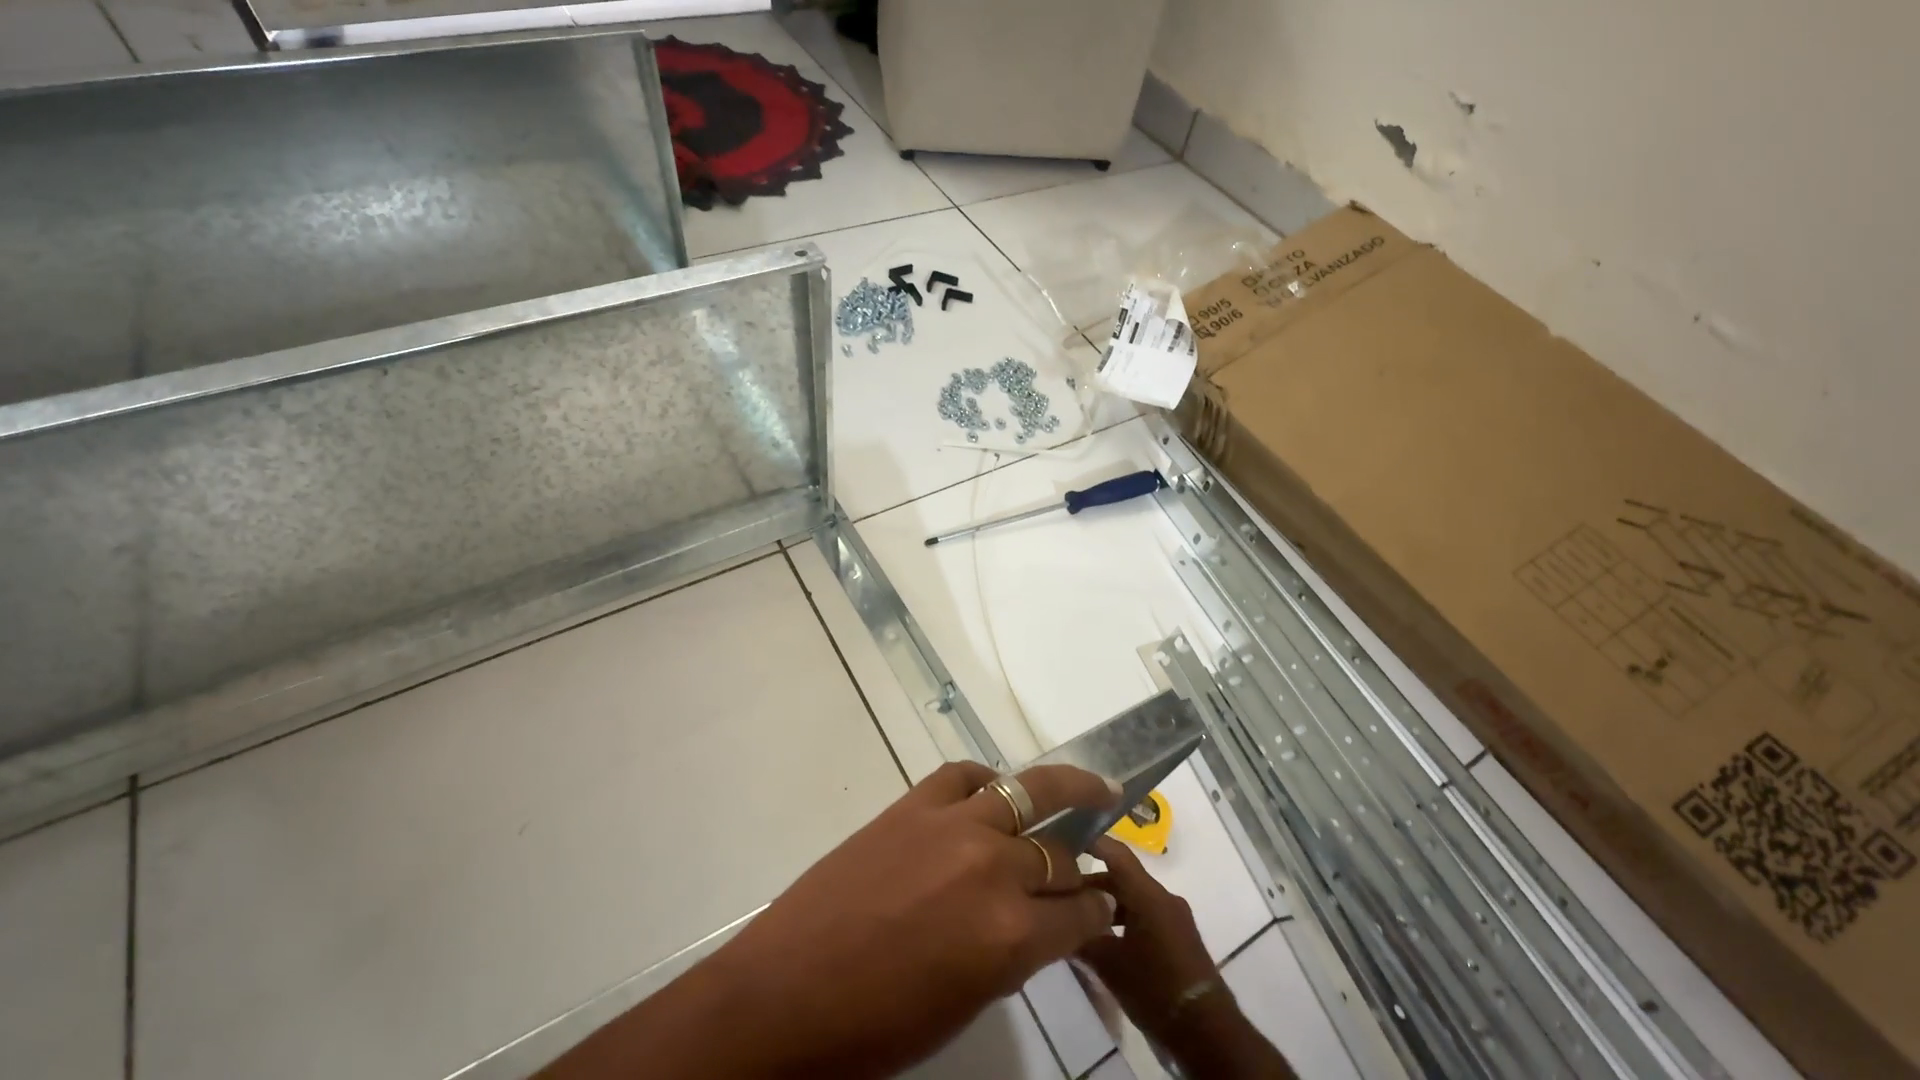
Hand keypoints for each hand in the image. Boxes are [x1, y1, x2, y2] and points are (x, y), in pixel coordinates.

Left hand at [682, 761, 1120, 1077]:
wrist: (783, 997)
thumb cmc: (877, 1027)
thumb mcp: (966, 1004)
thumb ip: (1014, 955)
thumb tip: (1040, 925)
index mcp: (1013, 936)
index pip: (1083, 914)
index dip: (1100, 912)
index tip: (1108, 906)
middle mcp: (995, 871)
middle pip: (1060, 855)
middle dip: (1079, 868)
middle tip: (1086, 870)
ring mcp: (951, 827)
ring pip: (1030, 793)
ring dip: (1068, 792)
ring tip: (1094, 786)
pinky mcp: (909, 806)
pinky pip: (962, 774)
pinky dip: (987, 779)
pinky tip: (996, 790)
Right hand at [1079, 838, 1296, 1078]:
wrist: (1205, 1031)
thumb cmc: (1155, 988)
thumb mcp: (1109, 964)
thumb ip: (1081, 938)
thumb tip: (1056, 921)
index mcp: (1149, 896)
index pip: (1116, 854)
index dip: (1091, 842)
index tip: (1062, 838)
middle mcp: (1164, 899)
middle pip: (1122, 878)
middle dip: (1090, 883)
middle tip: (1057, 892)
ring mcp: (1174, 918)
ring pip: (1132, 899)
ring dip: (1105, 905)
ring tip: (1074, 918)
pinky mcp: (1177, 938)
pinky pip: (1144, 916)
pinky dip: (1121, 921)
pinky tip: (1100, 940)